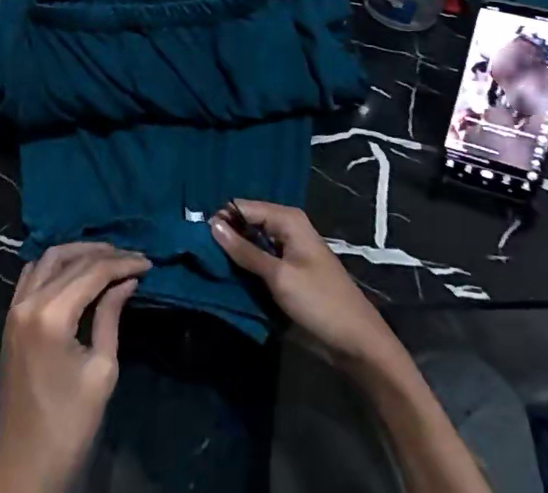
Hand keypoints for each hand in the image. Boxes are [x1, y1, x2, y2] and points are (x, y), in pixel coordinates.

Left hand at [0, 243, 149, 492]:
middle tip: (133, 258)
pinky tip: (77, 271)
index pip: (92, 272)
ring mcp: (14, 310)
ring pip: (47, 259)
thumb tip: (126, 281)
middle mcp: (27, 303)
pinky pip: (32, 275)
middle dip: (105, 254)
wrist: (25, 465)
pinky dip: (56, 265)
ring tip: (109, 259)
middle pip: (69, 260)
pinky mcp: (11, 320)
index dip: (123, 263)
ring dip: (78, 253)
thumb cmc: (70, 423)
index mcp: (50, 316)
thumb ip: (111, 316)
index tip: (149, 262)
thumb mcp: (102, 369)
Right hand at [211, 200, 400, 368]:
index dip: (220, 218)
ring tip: (200, 263)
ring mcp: (285, 252)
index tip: (192, 236)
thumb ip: (245, 251)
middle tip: (193, 251)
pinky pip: (256, 262)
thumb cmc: (319, 302)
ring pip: (249, 244)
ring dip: (230, 254)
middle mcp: (286, 229)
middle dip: (223, 235)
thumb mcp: (279, 276)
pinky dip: (242, 267)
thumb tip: (212, 225)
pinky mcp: (284, 273)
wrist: (354, 340)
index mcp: (288, 219)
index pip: (243, 207)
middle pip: (245, 223)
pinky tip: (221, 275)